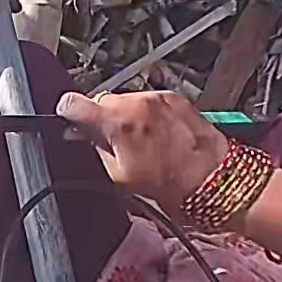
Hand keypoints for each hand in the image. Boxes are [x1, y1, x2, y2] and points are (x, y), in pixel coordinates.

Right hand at [56, 90, 228, 216]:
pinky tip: (155, 136)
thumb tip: (77, 136)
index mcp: (116, 121)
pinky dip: (144, 115)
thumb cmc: (170, 183)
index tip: (70, 124)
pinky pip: (146, 101)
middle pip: (99, 102)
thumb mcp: (118, 176)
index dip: (67, 115)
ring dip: (124, 117)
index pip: (72, 103)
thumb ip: (93, 151)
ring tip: (138, 142)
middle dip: (100, 120)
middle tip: (111, 144)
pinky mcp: (172, 97)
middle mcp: (134, 102)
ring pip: (123, 101)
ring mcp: (154, 97)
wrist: (213, 178)